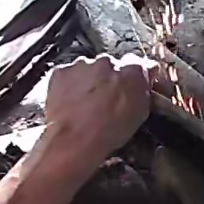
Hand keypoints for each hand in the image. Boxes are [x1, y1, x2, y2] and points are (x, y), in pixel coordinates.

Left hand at [40, 55, 152, 170]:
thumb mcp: (138, 117)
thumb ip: (142, 94)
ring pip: (88, 69)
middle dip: (110, 81)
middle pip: (111, 66)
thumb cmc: (106, 133)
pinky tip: (70, 104)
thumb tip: (142, 89)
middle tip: (107, 102)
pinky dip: (69, 86)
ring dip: (89, 83)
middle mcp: (108, 63)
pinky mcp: (61, 72)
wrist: (74, 140)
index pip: (140, 66)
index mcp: (132, 72)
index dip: (137, 77)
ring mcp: (83, 66)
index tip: (135, 85)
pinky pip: (68, 75)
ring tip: (86, 107)